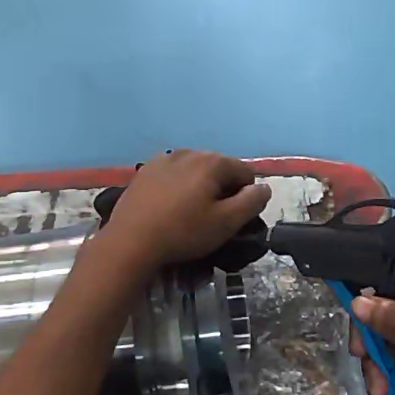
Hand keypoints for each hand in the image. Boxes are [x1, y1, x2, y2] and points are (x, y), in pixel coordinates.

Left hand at [100, 150, 270, 268]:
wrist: (131, 241)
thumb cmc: (183, 232)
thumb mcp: (226, 223)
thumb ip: (251, 202)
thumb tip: (264, 187)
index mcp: (212, 162)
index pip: (244, 172)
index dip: (246, 196)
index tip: (234, 218)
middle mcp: (189, 152)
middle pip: (218, 169)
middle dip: (222, 189)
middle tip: (213, 218)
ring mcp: (163, 159)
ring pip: (194, 171)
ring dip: (199, 187)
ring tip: (189, 214)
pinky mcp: (144, 171)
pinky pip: (172, 175)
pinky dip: (177, 187)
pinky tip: (169, 209)